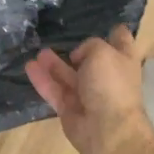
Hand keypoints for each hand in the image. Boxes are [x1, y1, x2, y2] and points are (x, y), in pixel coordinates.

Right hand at [26, 25, 151, 153]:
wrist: (106, 127)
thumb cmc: (110, 84)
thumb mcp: (102, 52)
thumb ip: (89, 46)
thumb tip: (78, 56)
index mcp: (123, 61)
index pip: (122, 41)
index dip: (114, 33)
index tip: (105, 26)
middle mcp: (107, 77)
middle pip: (90, 61)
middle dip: (75, 51)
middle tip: (57, 41)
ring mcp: (88, 95)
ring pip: (68, 76)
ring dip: (53, 64)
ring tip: (38, 54)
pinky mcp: (70, 109)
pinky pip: (55, 91)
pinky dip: (43, 80)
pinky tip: (30, 67)